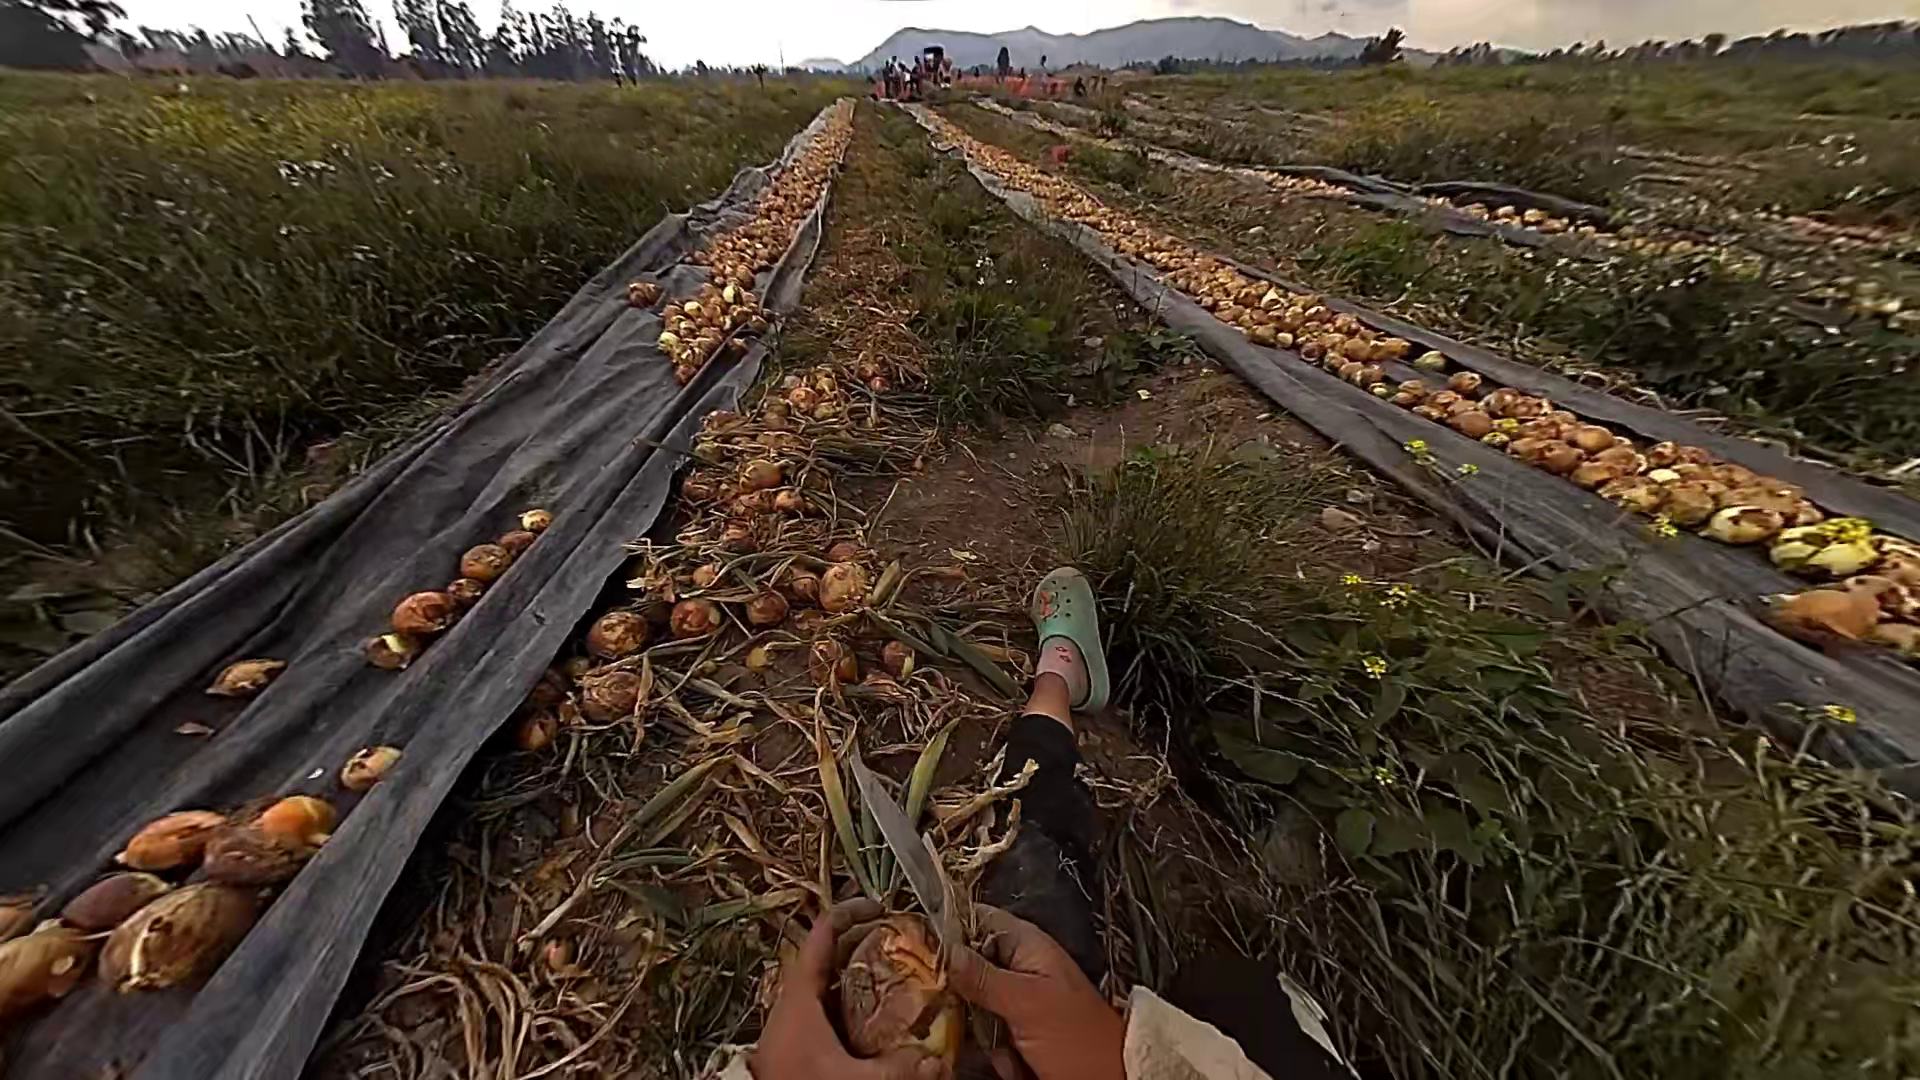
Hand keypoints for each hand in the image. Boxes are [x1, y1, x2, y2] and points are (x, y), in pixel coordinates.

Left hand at [751, 899, 947, 1079]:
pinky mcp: (798, 1040)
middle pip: (833, 951)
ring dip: (860, 972)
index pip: (826, 928)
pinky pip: (829, 1005)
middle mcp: (797, 995)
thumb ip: (893, 1070)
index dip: (853, 910)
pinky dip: (852, 999)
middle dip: (866, 942)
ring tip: (893, 975)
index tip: (882, 909)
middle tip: (898, 944)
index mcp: (802, 989)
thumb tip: (935, 1061)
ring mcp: (796, 1017)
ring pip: (831, 979)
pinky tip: (875, 1015)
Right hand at [949, 906, 1125, 1079]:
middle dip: (959, 989)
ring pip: (972, 1001)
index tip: (920, 947)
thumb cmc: (1075, 1035)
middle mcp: (1014, 963)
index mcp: (1022, 942)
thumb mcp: (1026, 1003)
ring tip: (990, 1043)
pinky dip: (989, 1049)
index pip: (975, 918)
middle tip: (949, 1006)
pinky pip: (984, 1032)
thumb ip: (983, 977)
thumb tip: (943, 950)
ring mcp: (1014, 999)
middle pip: (967, 962)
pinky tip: (1002, 1062)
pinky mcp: (1014, 1031)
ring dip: (975, 1026)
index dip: (948, 929)